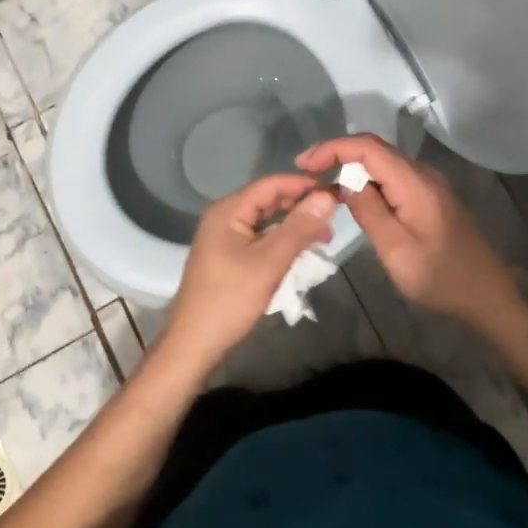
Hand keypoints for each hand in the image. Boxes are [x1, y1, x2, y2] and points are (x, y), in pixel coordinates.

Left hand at [157, 174, 337, 371]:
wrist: (193, 344)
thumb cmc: (230, 300)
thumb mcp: (269, 263)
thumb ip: (299, 228)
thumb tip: (327, 197)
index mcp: (228, 211)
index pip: (270, 184)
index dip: (303, 185)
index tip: (335, 192)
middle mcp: (223, 218)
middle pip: (267, 200)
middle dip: (300, 206)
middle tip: (333, 218)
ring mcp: (223, 238)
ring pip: (265, 221)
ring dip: (293, 226)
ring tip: (323, 237)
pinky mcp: (227, 257)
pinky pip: (258, 239)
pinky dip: (280, 242)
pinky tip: (300, 253)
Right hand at [296, 135, 516, 330]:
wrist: (487, 295)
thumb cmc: (440, 277)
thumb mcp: (395, 249)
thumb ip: (368, 210)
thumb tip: (345, 181)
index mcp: (414, 182)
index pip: (367, 147)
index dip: (332, 148)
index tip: (303, 164)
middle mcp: (423, 173)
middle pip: (374, 150)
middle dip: (337, 156)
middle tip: (306, 178)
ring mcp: (429, 184)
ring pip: (383, 164)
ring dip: (352, 170)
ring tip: (323, 191)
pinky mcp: (431, 198)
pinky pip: (394, 178)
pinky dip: (369, 182)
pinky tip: (354, 200)